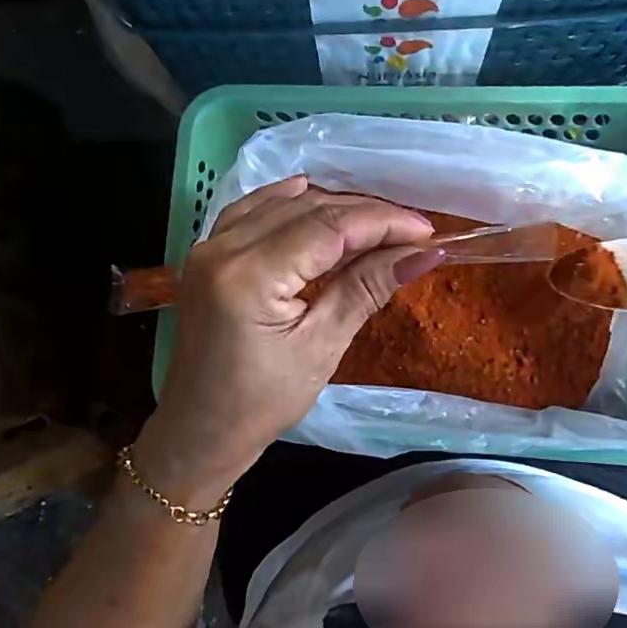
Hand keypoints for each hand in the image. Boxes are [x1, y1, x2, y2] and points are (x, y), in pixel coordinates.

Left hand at [136, 177, 441, 502]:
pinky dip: (285, 204)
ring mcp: (207, 249)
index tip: (426, 232)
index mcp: (249, 277)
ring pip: (278, 204)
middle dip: (363, 215)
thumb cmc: (262, 402)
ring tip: (375, 225)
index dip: (382, 222)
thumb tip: (422, 253)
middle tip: (411, 232)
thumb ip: (365, 288)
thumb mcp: (321, 347)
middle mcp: (222, 249)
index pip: (328, 226)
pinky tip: (311, 197)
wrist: (200, 430)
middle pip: (306, 209)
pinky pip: (249, 212)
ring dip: (329, 207)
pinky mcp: (205, 256)